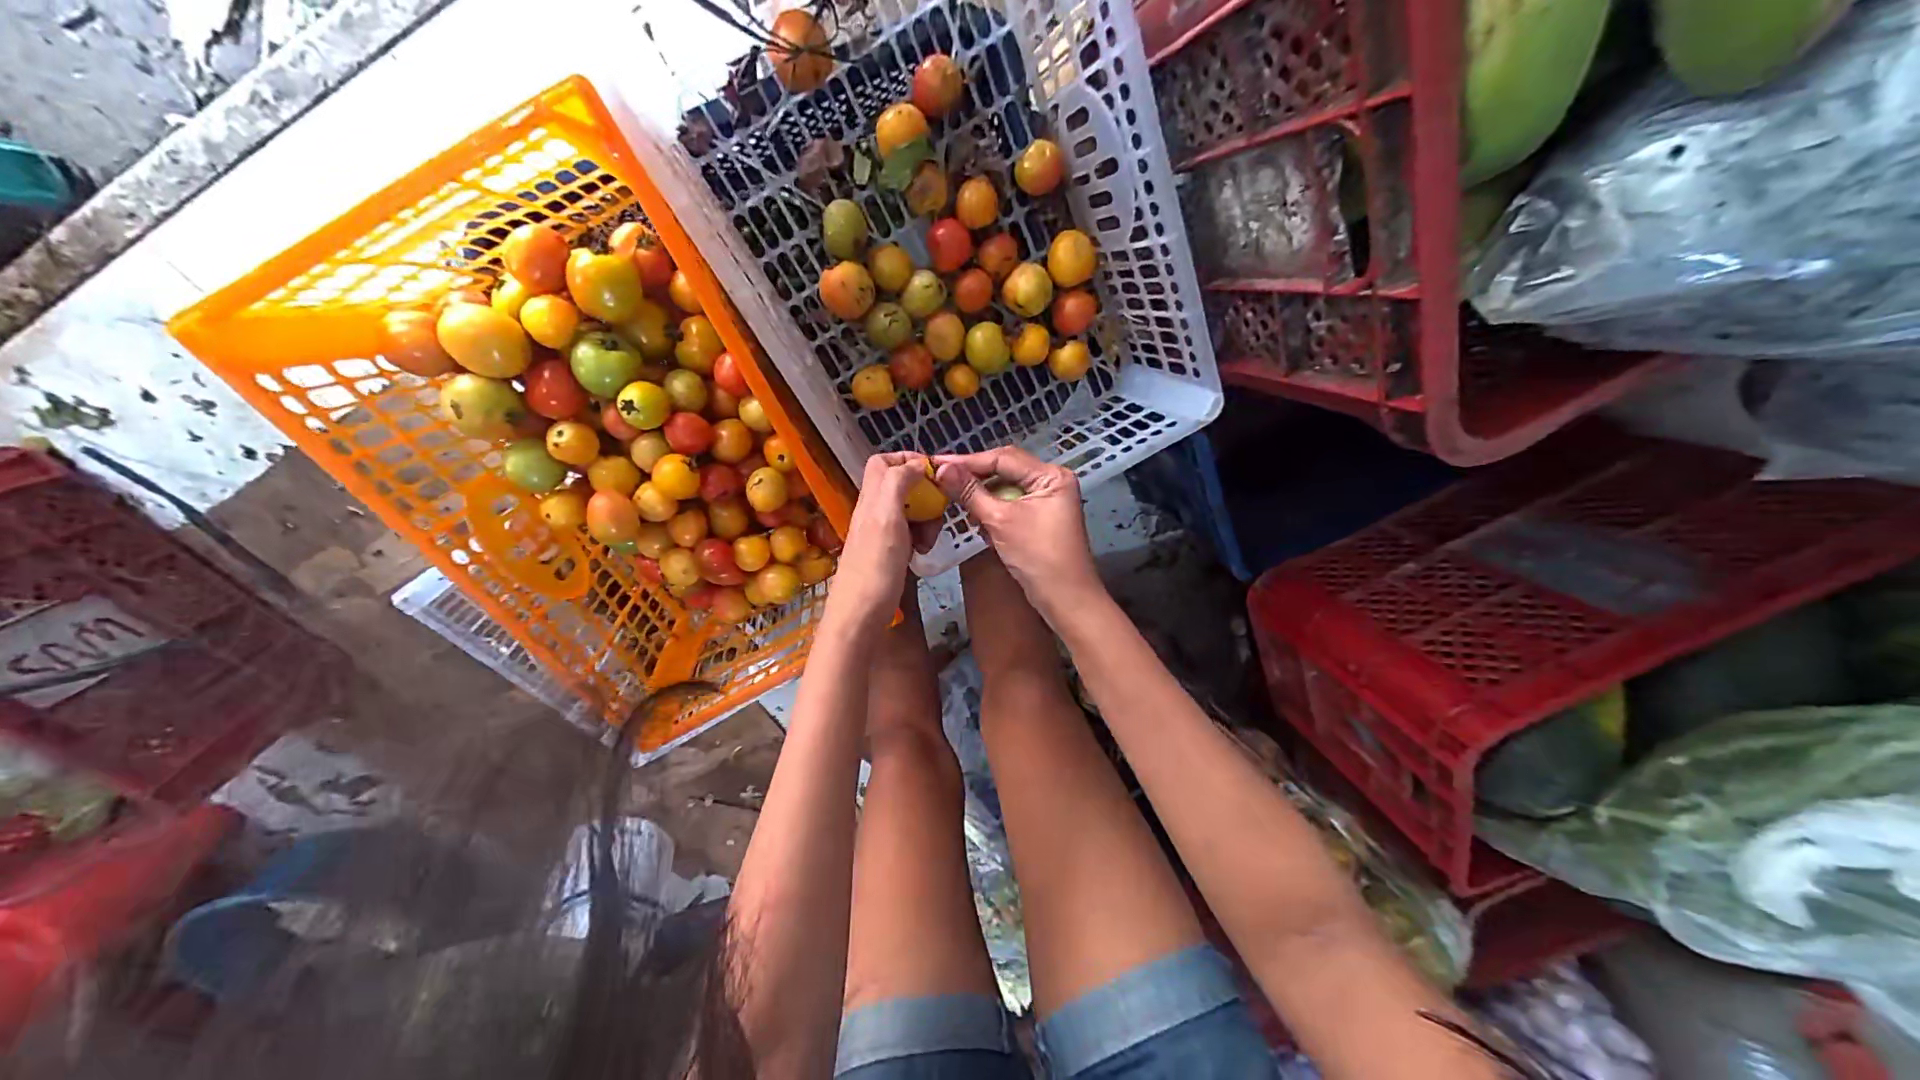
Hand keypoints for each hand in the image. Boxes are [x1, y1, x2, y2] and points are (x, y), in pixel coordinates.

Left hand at [824, 452, 937, 630]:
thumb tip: (915, 463)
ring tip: (930, 539)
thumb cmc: (874, 570)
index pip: (884, 461)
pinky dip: (920, 537)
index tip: (935, 475)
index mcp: (870, 498)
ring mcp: (879, 534)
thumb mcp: (887, 518)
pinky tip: (923, 553)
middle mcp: (873, 512)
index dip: (908, 459)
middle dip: (925, 493)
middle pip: (901, 485)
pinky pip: (909, 534)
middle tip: (937, 512)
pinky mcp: (887, 554)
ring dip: (926, 518)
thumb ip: (897, 483)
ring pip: (908, 510)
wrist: (859, 619)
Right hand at [932, 446, 1101, 615]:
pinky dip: (992, 511)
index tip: (937, 462)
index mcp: (1051, 476)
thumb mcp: (1000, 521)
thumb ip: (970, 492)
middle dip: (974, 478)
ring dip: (981, 497)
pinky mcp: (1039, 518)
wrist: (1066, 599)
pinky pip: (1010, 505)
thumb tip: (942, 469)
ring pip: (1005, 488)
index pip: (1003, 458)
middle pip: (1004, 470)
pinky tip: (977, 521)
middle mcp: (1052, 481)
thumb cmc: (1037, 557)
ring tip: (955, 502)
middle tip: (940, 478)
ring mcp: (1047, 500)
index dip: (967, 460)